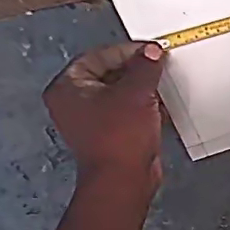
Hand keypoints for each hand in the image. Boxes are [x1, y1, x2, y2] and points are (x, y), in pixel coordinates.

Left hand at [43, 42, 167, 186]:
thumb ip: (145, 67)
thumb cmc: (119, 137)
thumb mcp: (136, 92)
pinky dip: (143, 105)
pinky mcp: (110, 133)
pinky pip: (127, 110)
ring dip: (142, 88)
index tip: (151, 50)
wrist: (124, 178)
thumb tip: (151, 52)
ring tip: (162, 85)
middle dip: (136, 69)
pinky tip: (161, 106)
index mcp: (68, 88)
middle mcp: (74, 103)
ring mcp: (91, 120)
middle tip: (159, 65)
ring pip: (120, 92)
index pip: (98, 56)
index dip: (127, 51)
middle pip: (108, 73)